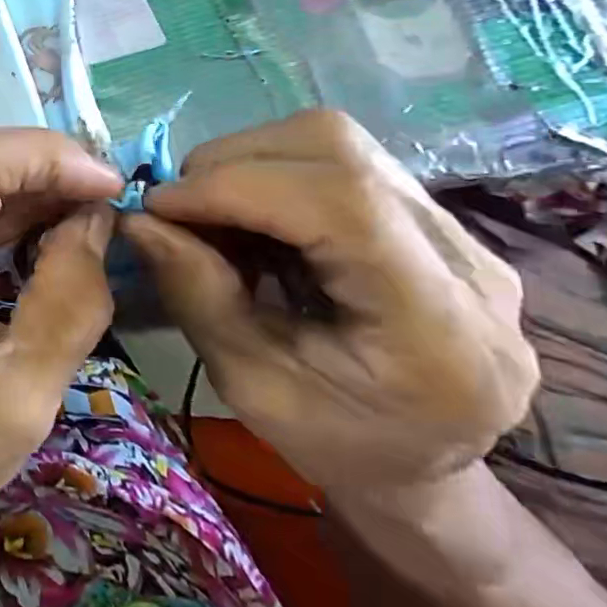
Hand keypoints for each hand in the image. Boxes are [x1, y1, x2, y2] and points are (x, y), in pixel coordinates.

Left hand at [0, 119, 123, 586]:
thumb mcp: (22, 397)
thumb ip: (67, 301)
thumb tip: (94, 219)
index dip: (46, 155)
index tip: (108, 184)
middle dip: (41, 164)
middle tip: (102, 205)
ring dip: (26, 185)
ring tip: (84, 223)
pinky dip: (1, 207)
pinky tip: (41, 238)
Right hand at [119, 110, 539, 496]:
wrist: (417, 465)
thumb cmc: (330, 442)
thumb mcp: (247, 383)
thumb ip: (197, 295)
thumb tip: (138, 218)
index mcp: (438, 330)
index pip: (341, 204)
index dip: (235, 187)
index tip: (158, 206)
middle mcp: (468, 263)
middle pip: (337, 151)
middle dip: (231, 164)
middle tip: (176, 209)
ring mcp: (458, 232)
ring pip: (334, 142)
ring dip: (245, 162)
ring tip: (209, 213)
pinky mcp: (431, 217)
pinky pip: (336, 160)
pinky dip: (267, 173)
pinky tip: (247, 218)